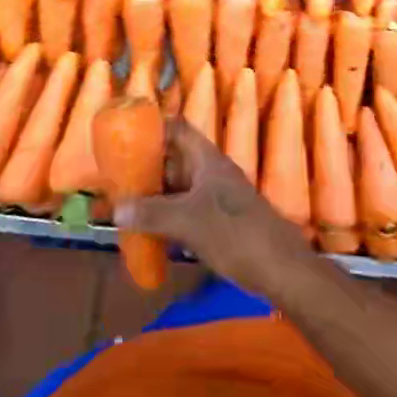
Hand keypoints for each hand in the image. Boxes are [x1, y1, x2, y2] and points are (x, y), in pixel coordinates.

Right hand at [114, 119, 315, 295]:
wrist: (280, 269)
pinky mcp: (220, 223)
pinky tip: (149, 232)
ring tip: (126, 204)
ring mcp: (217, 198)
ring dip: (156, 195)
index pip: (179, 129)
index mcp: (207, 160)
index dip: (155, 127)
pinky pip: (186, 212)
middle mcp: (212, 173)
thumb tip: (115, 209)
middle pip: (176, 160)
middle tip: (118, 175)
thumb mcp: (188, 221)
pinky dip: (167, 217)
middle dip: (148, 166)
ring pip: (180, 188)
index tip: (127, 134)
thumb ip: (151, 213)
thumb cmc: (234, 233)